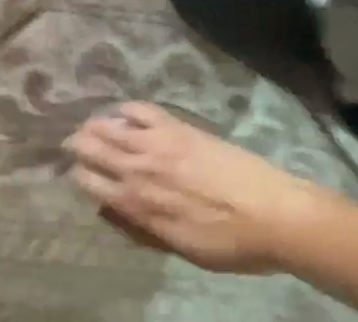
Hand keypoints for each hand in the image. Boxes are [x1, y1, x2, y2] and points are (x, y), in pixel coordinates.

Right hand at [64, 101, 340, 274]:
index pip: (85, 181)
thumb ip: (142, 229)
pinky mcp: (174, 126)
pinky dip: (125, 110)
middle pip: (86, 146)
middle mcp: (134, 168)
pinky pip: (136, 108)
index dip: (80, 177)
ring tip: (97, 129)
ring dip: (94, 126)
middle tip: (80, 148)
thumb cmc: (233, 243)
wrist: (280, 217)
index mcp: (135, 202)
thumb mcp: (184, 250)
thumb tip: (109, 211)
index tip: (84, 177)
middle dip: (78, 147)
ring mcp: (153, 143)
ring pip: (103, 124)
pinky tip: (126, 115)